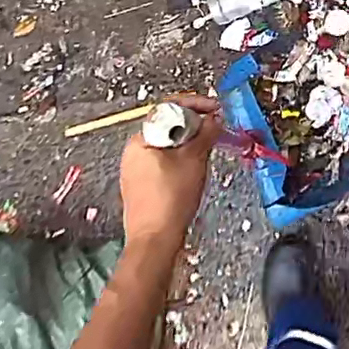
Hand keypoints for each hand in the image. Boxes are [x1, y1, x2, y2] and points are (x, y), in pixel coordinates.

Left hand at [119, 95, 220, 247]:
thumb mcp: (194, 160)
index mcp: (141, 139)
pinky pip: (163, 163)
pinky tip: (193, 169)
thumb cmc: (170, 200)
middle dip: (193, 125)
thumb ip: (205, 134)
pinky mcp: (141, 187)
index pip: (168, 109)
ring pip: (166, 145)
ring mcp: (135, 170)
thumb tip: (214, 119)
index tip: (214, 108)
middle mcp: (134, 151)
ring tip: (207, 148)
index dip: (194, 105)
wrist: (155, 243)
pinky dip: (180, 160)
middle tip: (213, 128)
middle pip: (167, 126)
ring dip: (188, 143)